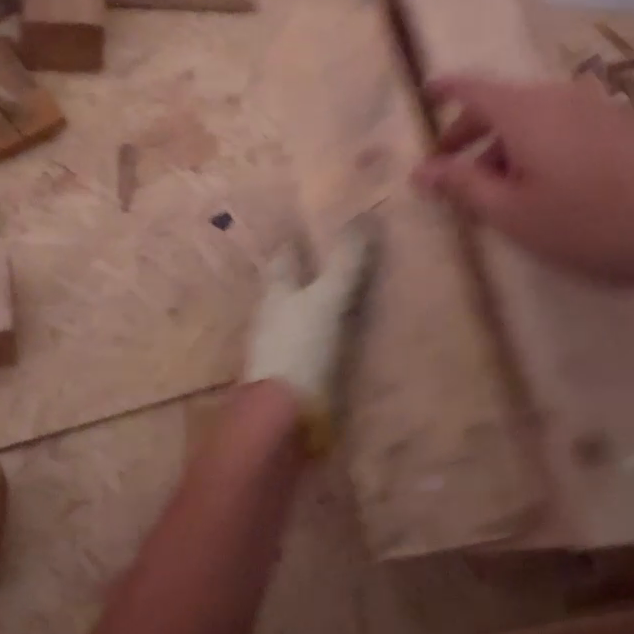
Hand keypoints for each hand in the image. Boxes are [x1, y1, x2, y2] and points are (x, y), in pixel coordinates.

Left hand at [244, 218, 377, 454]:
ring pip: (291, 318)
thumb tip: (364, 215)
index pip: (284, 258)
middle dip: (301, 275)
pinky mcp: (287, 376)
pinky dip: (316, 338)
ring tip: (335, 300)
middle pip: (284, 288)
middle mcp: (270, 315)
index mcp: (276, 291)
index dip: (295, 243)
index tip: (311, 229)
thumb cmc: (302, 348)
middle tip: (326, 262)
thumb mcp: (328, 299)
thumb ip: (345, 261)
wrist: (283, 417)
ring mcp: (275, 348)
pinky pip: (303, 347)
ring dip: (308, 307)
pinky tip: (333, 342)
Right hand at [412, 74, 633, 291]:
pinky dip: (548, 154)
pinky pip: (572, 133)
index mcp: (523, 111)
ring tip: (507, 194)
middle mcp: (561, 99)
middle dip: (473, 134)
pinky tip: (561, 196)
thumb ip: (463, 189)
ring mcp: (603, 112)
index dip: (444, 90)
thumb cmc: (595, 223)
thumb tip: (419, 170)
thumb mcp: (515, 215)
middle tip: (455, 170)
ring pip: (540, 122)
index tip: (425, 96)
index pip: (470, 88)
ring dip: (512, 150)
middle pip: (504, 105)